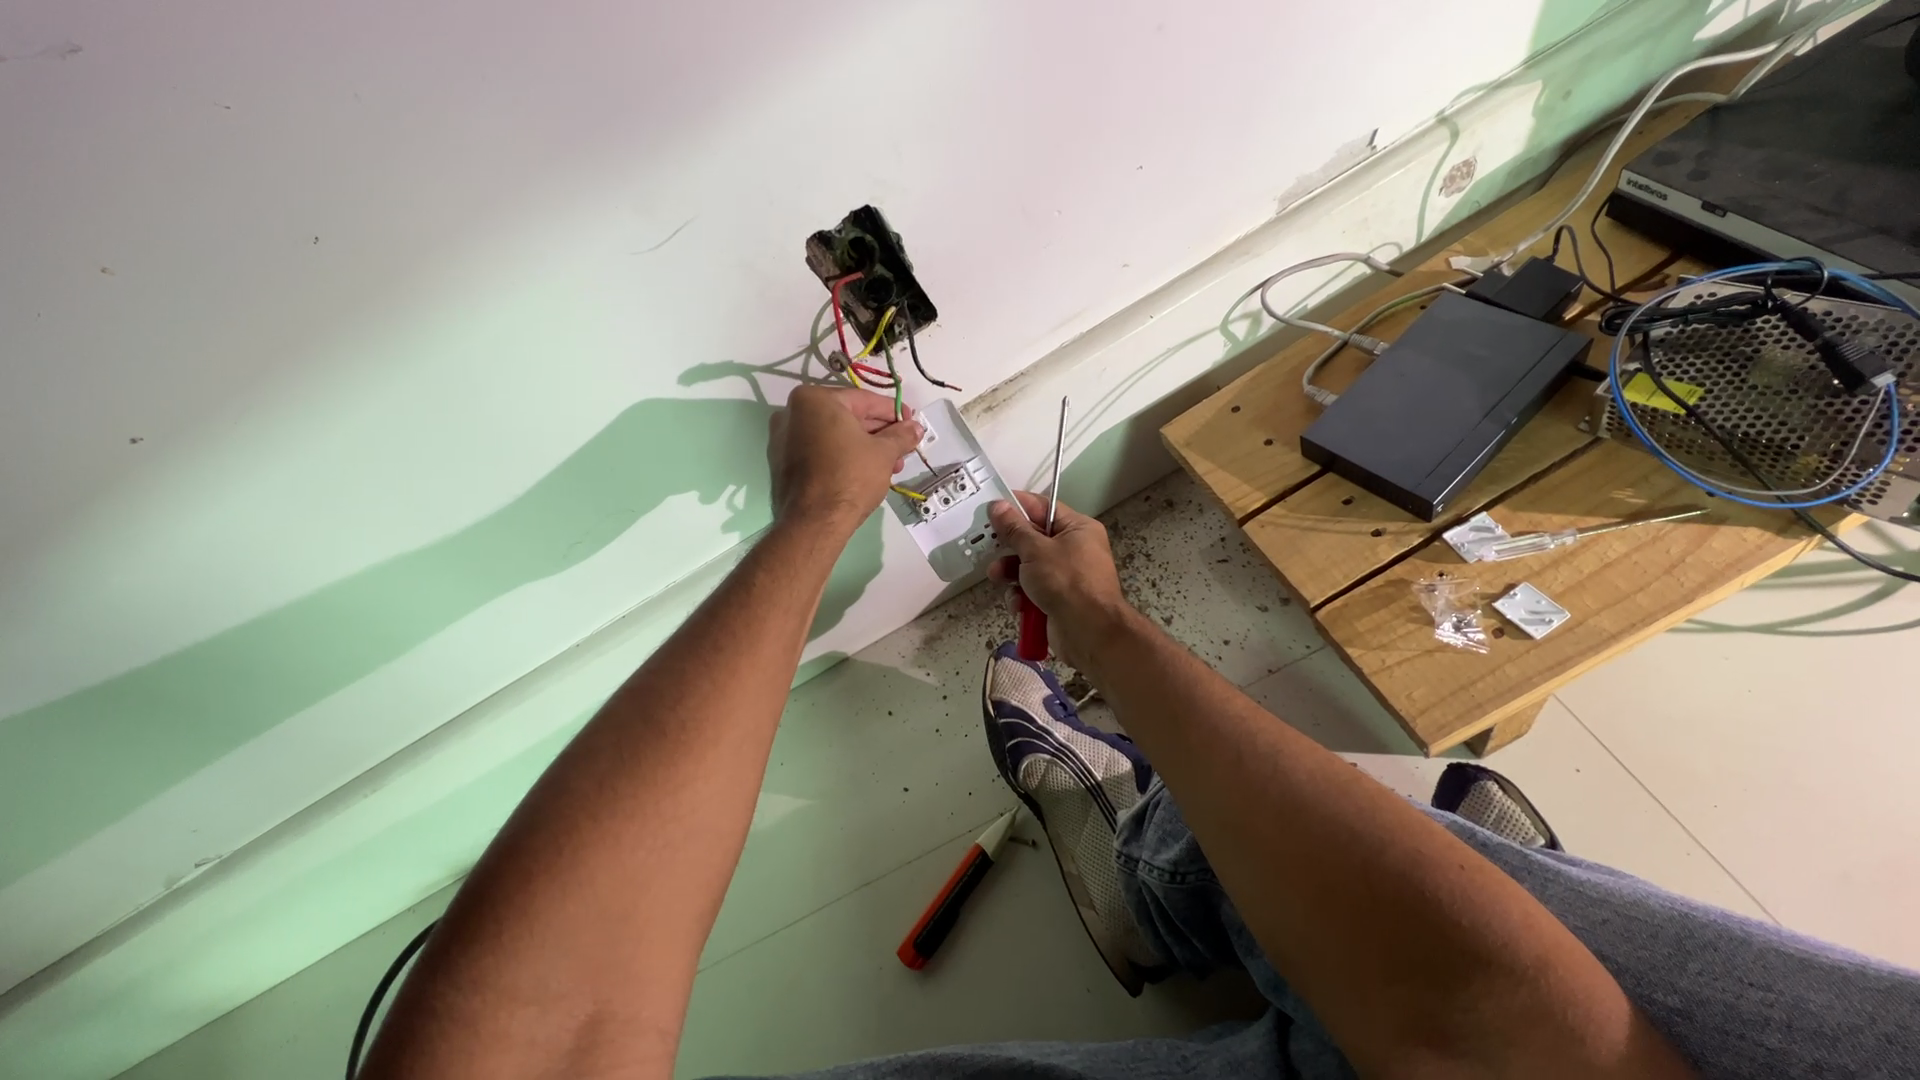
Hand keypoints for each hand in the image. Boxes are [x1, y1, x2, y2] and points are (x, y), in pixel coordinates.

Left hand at [768, 385, 923, 534]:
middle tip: (902, 449)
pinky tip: (865, 473)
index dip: (893, 412)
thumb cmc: (850, 477)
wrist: (814, 522)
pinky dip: (843, 457)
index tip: (912, 423)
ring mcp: (783, 439)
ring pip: (834, 436)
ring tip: (890, 466)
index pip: (864, 400)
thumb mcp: (883, 452)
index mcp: (814, 399)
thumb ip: (901, 435)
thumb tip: (916, 428)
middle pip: (847, 418)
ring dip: (864, 448)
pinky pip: (820, 451)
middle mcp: (792, 413)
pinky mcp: (783, 464)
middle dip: (879, 434)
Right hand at [987, 492, 1135, 667]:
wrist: (1089, 631)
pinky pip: (1033, 591)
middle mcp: (1075, 549)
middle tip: (990, 548)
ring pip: (1029, 568)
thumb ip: (1014, 529)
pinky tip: (1020, 605)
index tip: (993, 507)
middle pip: (1033, 540)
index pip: (1043, 508)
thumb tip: (998, 506)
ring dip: (1012, 575)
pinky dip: (1023, 597)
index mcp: (1078, 529)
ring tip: (998, 578)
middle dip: (1010, 548)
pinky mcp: (1058, 600)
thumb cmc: (1066, 581)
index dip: (1017, 506)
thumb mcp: (1036, 550)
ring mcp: (1066, 577)